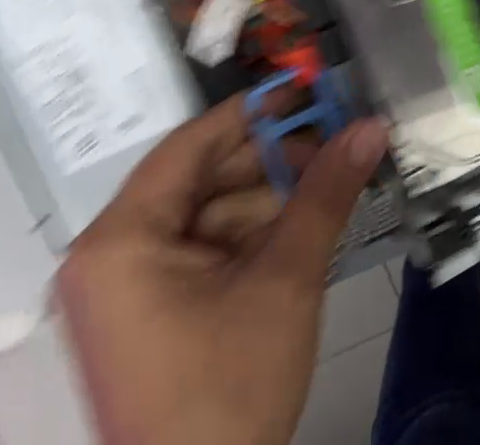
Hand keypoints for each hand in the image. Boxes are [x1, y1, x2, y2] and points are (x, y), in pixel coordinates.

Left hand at [55, 98, 388, 444]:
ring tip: (332, 185)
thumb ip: (326, 196)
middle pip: (200, 180)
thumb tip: (370, 128)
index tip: (308, 88)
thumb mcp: (284, 282)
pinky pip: (203, 254)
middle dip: (271, 162)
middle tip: (336, 141)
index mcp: (119, 240)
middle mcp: (109, 256)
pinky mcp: (148, 316)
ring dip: (270, 202)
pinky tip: (303, 229)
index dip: (253, 113)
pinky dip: (252, 240)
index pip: (189, 146)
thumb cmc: (228, 390)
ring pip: (208, 217)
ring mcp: (126, 290)